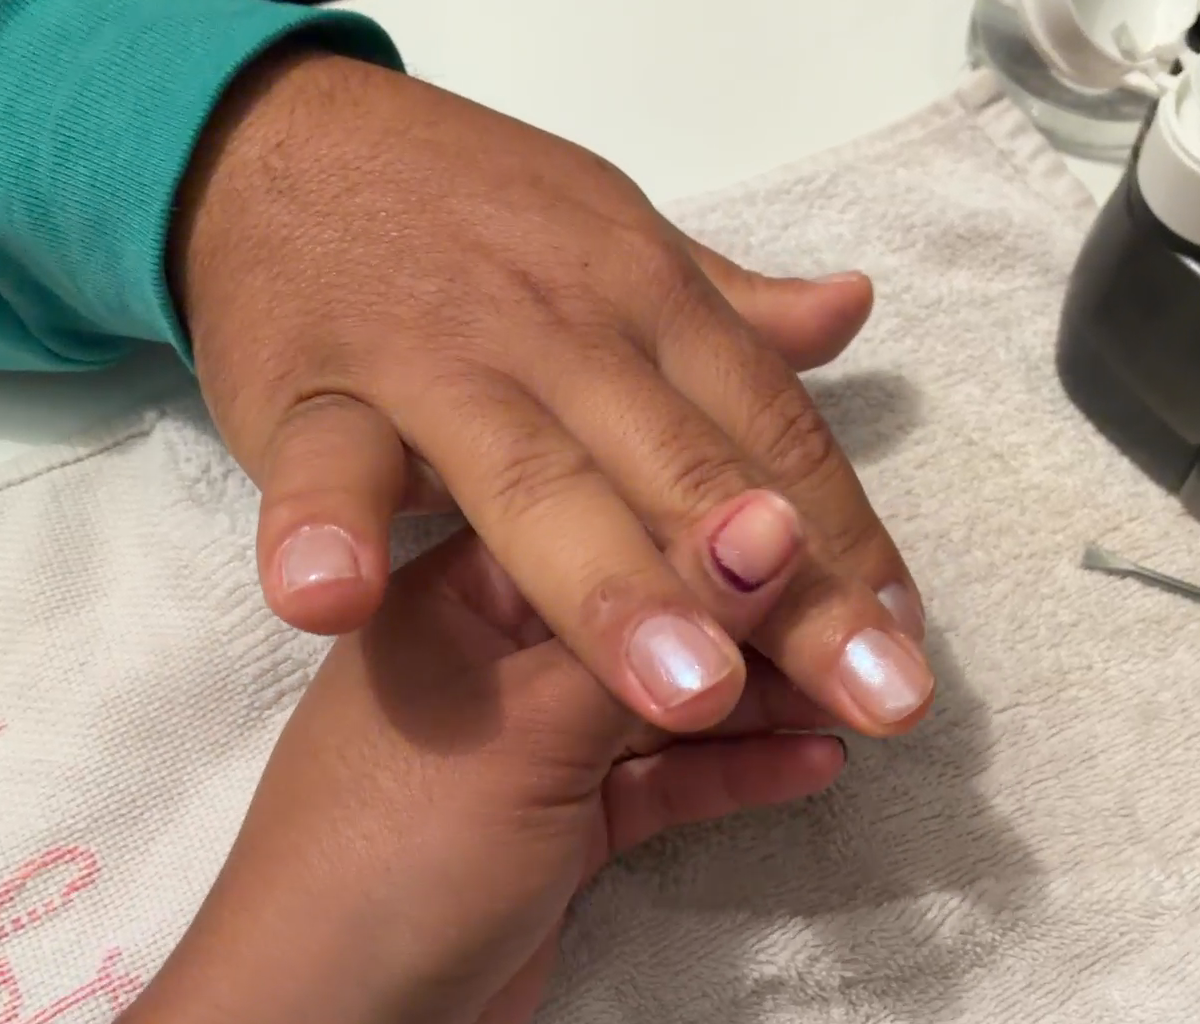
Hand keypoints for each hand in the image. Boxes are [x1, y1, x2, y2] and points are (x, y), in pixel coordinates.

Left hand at [53, 488, 844, 1023]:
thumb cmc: (402, 860)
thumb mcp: (540, 725)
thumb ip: (666, 625)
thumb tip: (779, 514)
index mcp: (470, 588)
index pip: (622, 529)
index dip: (729, 537)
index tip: (832, 551)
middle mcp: (509, 647)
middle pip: (661, 617)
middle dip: (763, 632)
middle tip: (866, 639)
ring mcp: (543, 735)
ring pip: (675, 699)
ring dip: (766, 704)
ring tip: (860, 698)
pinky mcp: (572, 813)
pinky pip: (669, 775)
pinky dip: (738, 770)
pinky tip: (817, 763)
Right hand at [169, 47, 931, 738]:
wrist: (295, 146)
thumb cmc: (493, 226)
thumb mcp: (634, 253)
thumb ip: (740, 311)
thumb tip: (851, 305)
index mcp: (656, 300)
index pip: (778, 434)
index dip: (851, 540)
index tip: (904, 633)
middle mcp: (571, 331)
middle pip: (698, 478)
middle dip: (788, 600)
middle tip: (877, 700)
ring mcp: (440, 359)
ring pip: (540, 484)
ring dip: (616, 589)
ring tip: (691, 693)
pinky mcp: (312, 390)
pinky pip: (327, 465)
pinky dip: (328, 525)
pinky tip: (332, 607)